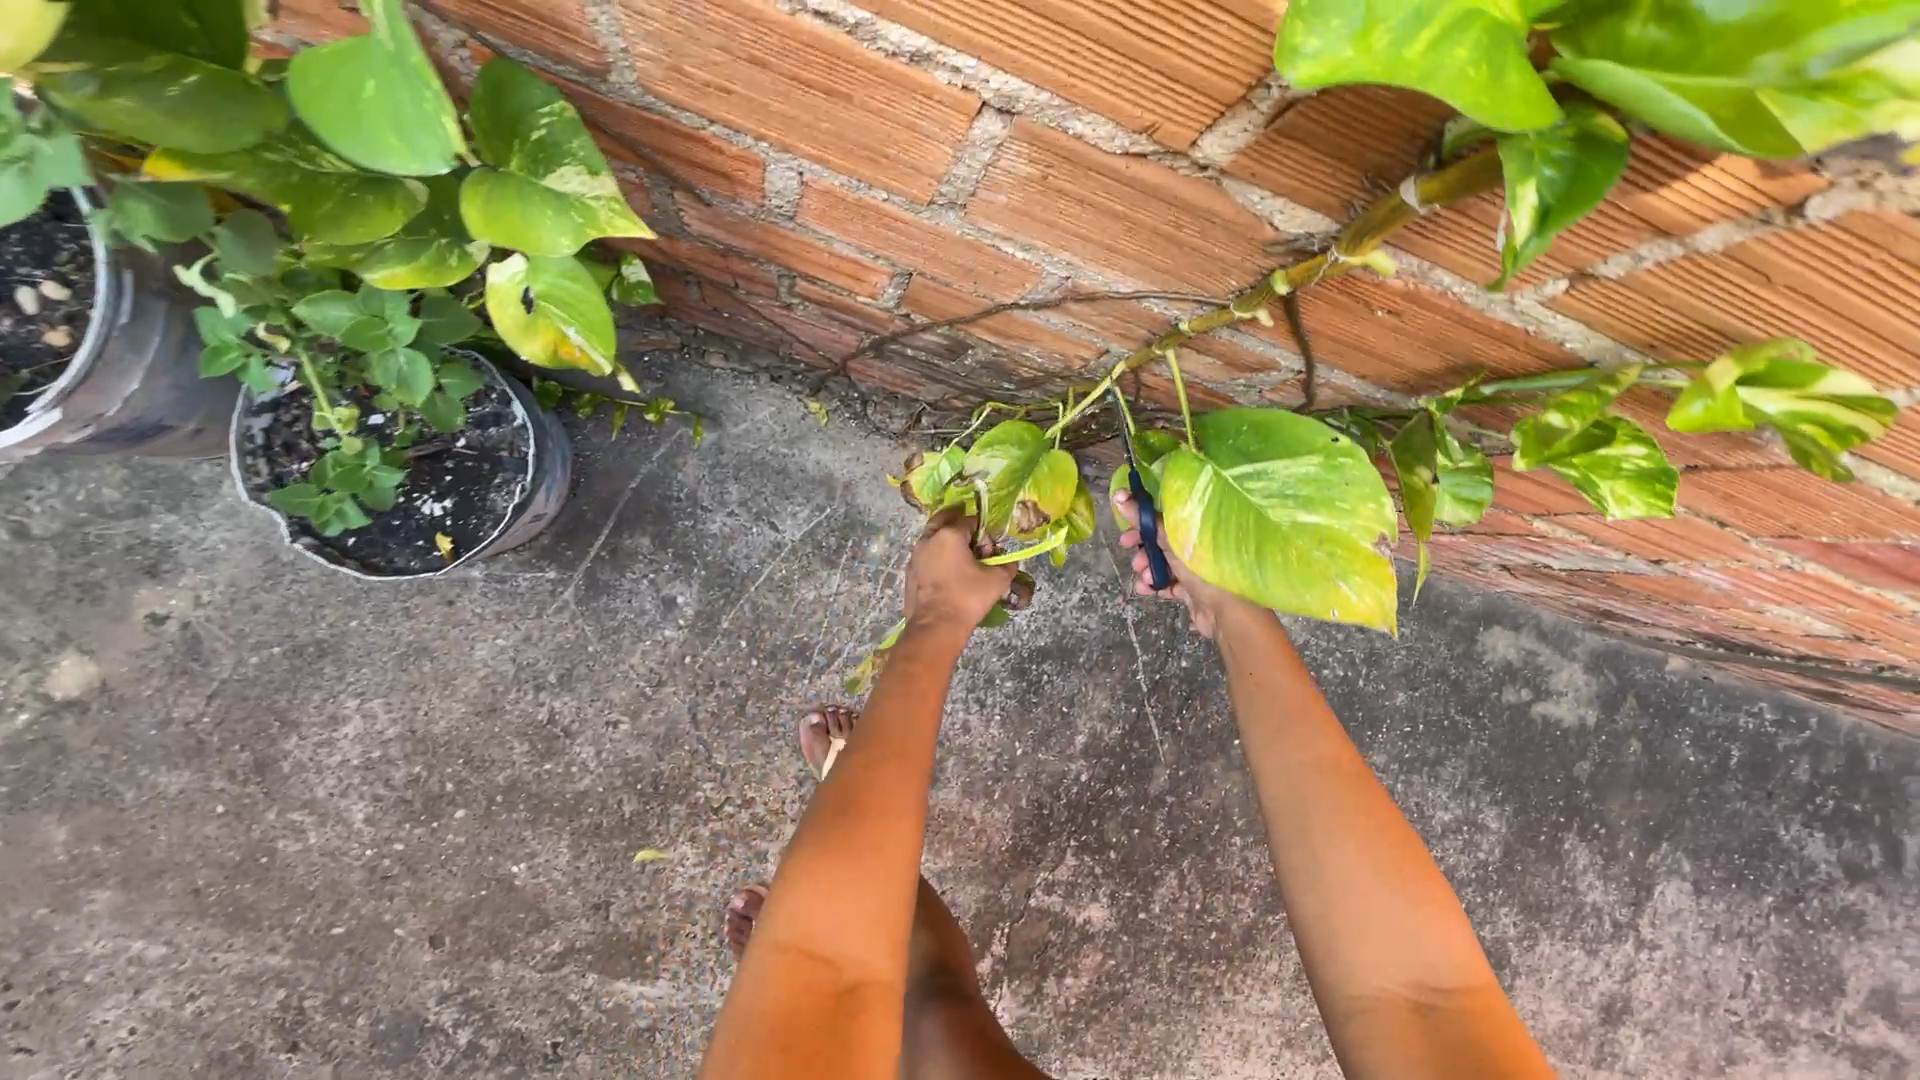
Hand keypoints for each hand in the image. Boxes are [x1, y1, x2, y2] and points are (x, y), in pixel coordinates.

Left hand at [904, 507, 1018, 632]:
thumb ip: (1006, 566)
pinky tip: (946, 570)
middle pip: (943, 521)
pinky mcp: (909, 573)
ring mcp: (915, 556)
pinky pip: (925, 557)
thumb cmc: (967, 597)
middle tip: (969, 530)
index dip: (983, 530)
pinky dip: (935, 557)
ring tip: (958, 552)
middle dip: (957, 521)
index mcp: (949, 535)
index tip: (990, 544)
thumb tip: (1009, 563)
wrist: (936, 625)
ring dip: (944, 539)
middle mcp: (928, 540)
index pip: (969, 521)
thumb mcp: (997, 580)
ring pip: (931, 538)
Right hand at [1113, 488, 1263, 639]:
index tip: (1127, 529)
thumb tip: (1118, 494)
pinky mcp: (1192, 590)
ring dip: (1148, 569)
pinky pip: (1168, 584)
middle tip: (1129, 551)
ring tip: (1146, 577)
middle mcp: (1197, 546)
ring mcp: (1195, 569)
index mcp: (1196, 528)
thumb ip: (1146, 520)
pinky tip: (1147, 589)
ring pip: (1162, 564)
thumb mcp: (1171, 540)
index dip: (1143, 522)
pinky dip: (1155, 585)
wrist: (1226, 611)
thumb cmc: (1203, 568)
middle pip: (1161, 541)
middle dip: (1142, 547)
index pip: (1165, 519)